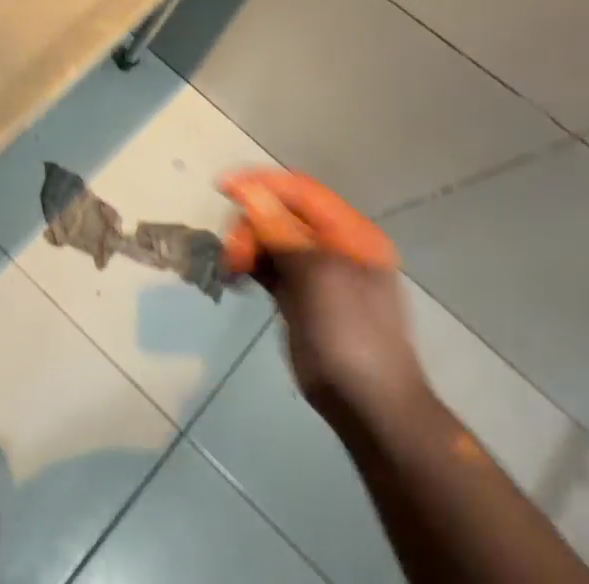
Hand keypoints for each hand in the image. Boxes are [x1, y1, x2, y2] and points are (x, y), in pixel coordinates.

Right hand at [220, 170, 432, 428]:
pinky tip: (232, 277)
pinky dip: (247, 264)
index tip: (222, 188)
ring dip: (244, 245)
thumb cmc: (351, 335)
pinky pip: (267, 264)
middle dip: (250, 225)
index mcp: (352, 234)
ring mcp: (316, 272)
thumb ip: (281, 230)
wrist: (366, 403)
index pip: (301, 190)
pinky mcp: (297, 295)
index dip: (262, 184)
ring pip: (269, 239)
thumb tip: (248, 190)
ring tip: (229, 270)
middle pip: (280, 214)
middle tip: (231, 256)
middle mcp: (334, 246)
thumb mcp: (318, 276)